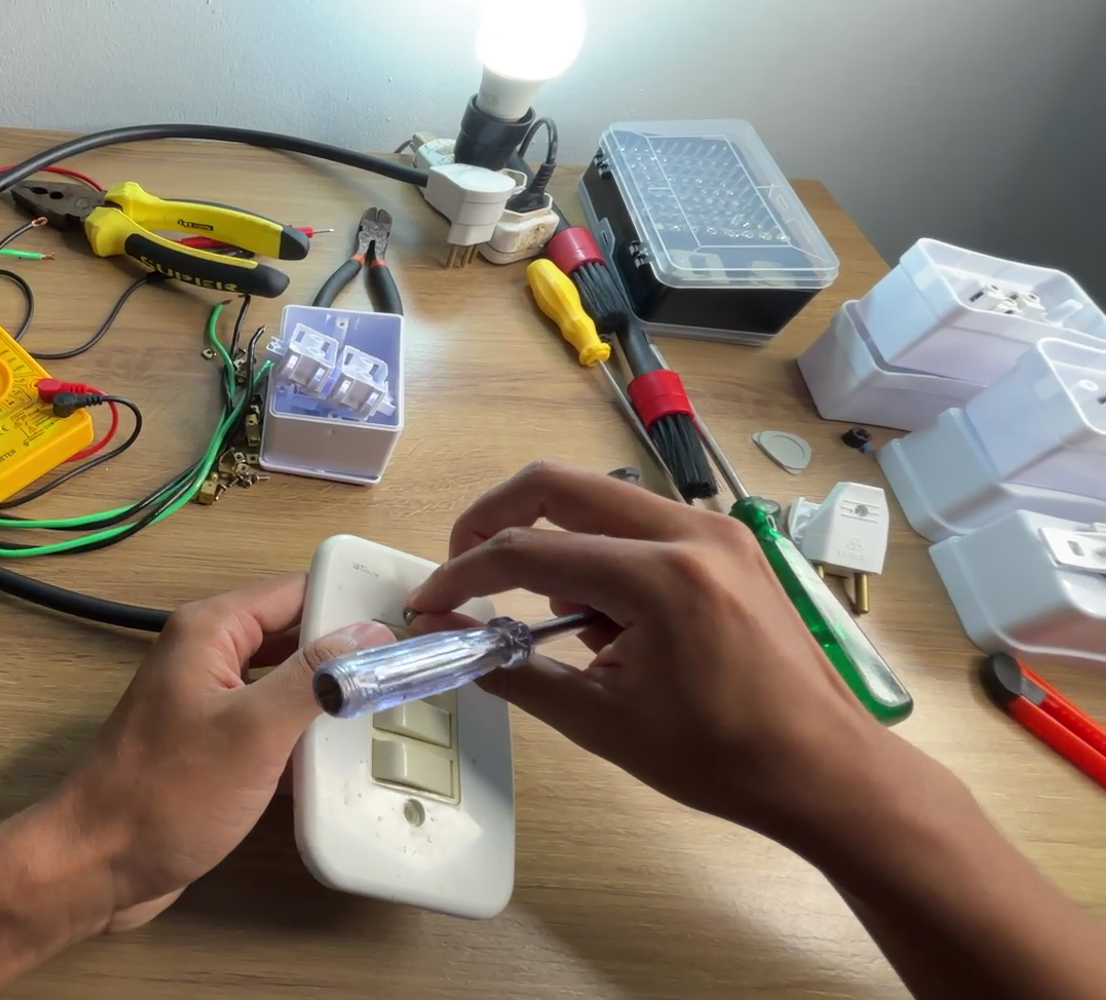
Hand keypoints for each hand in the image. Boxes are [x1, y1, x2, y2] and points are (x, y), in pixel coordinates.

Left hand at [53, 574, 393, 931]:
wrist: (101, 862)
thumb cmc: (171, 792)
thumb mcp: (254, 729)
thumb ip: (315, 677)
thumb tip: (370, 632)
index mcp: (210, 629)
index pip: (293, 591)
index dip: (348, 603)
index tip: (405, 625)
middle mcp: (206, 652)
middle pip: (290, 633)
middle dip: (343, 651)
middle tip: (408, 671)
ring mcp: (207, 697)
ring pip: (281, 680)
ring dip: (325, 695)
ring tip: (390, 709)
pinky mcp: (211, 740)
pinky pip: (268, 720)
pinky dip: (301, 732)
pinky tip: (342, 756)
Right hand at [406, 461, 895, 843]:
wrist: (834, 777)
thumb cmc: (718, 758)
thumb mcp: (595, 720)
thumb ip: (506, 667)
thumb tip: (441, 634)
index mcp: (661, 578)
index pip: (525, 552)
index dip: (460, 574)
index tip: (426, 602)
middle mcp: (689, 530)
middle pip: (552, 483)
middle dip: (488, 519)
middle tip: (461, 565)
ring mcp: (711, 528)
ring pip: (588, 494)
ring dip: (538, 533)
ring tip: (532, 602)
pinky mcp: (721, 539)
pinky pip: (625, 518)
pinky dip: (584, 547)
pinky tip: (590, 607)